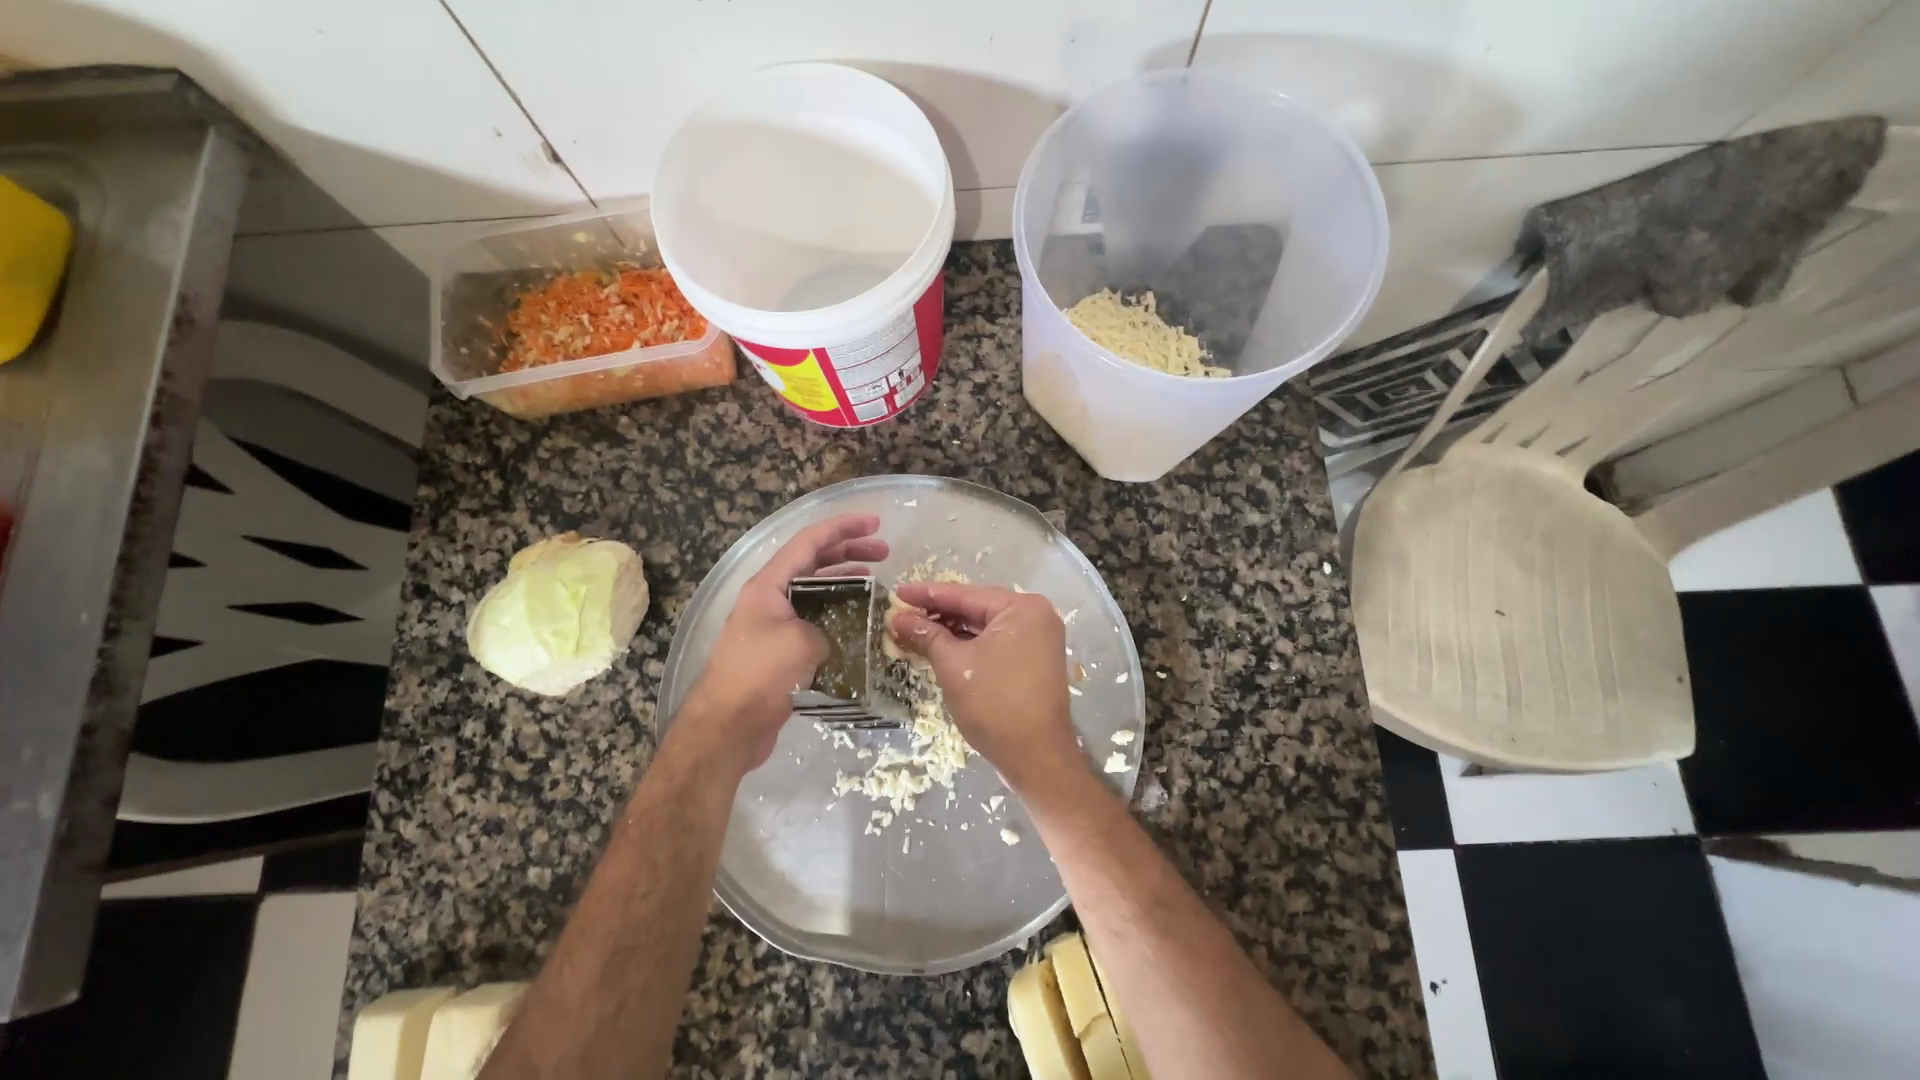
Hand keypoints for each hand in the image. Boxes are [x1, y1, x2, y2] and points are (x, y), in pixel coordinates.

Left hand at [678, 514, 887, 775]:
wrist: (727, 726)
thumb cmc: (760, 675)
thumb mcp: (802, 642)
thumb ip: (828, 627)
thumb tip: (836, 636)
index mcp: (768, 585)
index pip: (809, 542)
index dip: (843, 527)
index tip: (876, 523)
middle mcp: (768, 599)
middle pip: (812, 563)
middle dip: (848, 552)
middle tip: (884, 553)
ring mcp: (773, 626)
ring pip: (814, 593)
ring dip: (844, 584)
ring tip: (875, 583)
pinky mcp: (779, 653)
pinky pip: (813, 623)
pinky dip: (837, 617)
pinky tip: (858, 626)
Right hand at [888, 582, 1081, 791]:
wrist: (1037, 757)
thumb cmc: (995, 705)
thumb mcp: (954, 666)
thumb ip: (927, 635)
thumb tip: (898, 618)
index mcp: (1022, 608)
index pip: (965, 594)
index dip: (927, 594)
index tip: (897, 593)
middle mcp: (1035, 616)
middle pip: (976, 608)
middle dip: (937, 614)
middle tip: (900, 615)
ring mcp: (1038, 640)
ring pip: (984, 628)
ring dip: (950, 632)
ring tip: (913, 632)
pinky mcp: (1033, 661)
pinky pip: (995, 644)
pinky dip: (968, 646)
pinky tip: (940, 649)